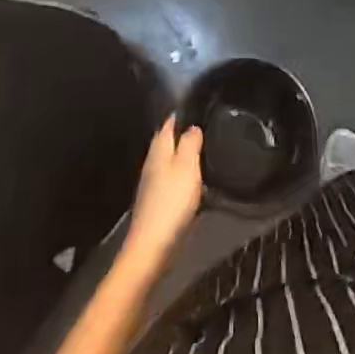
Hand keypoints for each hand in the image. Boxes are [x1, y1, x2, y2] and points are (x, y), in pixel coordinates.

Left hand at [124, 119, 204, 262]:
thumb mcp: (187, 167)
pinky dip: (182, 176)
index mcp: (159, 151)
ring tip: (202, 153)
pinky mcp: (156, 203)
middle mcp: (152, 164)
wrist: (152, 245)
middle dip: (180, 135)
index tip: (193, 108)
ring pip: (168, 162)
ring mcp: (152, 184)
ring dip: (182, 156)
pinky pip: (170, 180)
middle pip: (165, 143)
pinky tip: (193, 182)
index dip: (178, 116)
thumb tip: (192, 126)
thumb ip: (190, 144)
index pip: (167, 125)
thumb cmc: (172, 201)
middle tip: (202, 129)